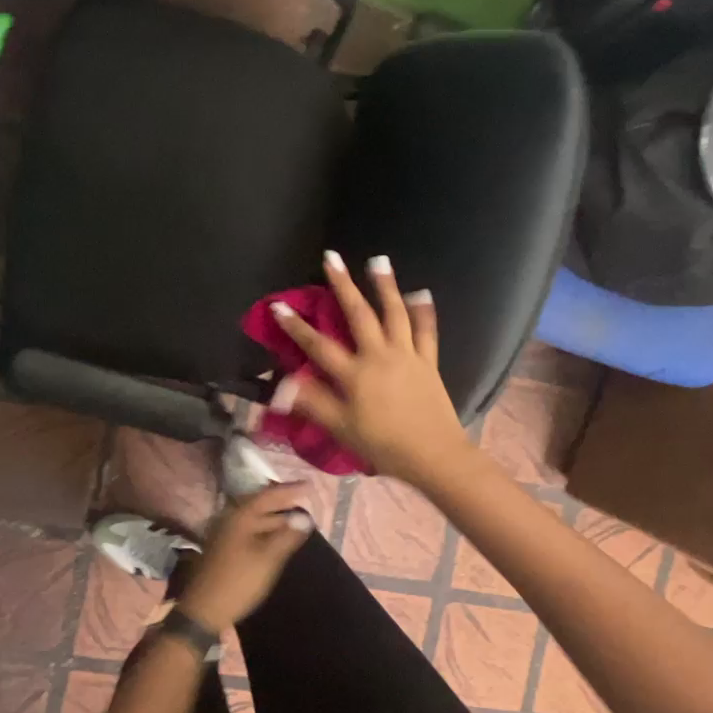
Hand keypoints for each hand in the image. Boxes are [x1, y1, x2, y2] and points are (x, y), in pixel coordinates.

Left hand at [175, 484, 313, 631]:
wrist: (204, 609)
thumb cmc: (238, 582)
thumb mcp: (267, 560)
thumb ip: (287, 536)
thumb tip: (305, 517)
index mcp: (240, 517)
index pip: (269, 495)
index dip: (290, 489)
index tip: (310, 484)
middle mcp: (231, 519)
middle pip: (260, 504)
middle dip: (283, 502)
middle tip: (305, 499)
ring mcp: (226, 533)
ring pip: (255, 518)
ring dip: (275, 517)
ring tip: (297, 518)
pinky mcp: (225, 546)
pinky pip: (250, 529)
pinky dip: (266, 529)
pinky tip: (277, 536)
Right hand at [268, 252, 475, 486]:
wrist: (434, 455)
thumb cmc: (383, 445)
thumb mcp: (341, 429)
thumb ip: (312, 403)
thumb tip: (281, 384)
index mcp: (354, 375)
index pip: (318, 345)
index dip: (296, 326)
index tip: (279, 305)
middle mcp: (379, 356)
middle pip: (358, 315)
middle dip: (342, 285)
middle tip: (331, 257)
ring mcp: (406, 355)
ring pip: (394, 313)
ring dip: (385, 285)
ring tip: (377, 260)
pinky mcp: (428, 362)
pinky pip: (426, 331)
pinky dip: (424, 311)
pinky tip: (421, 293)